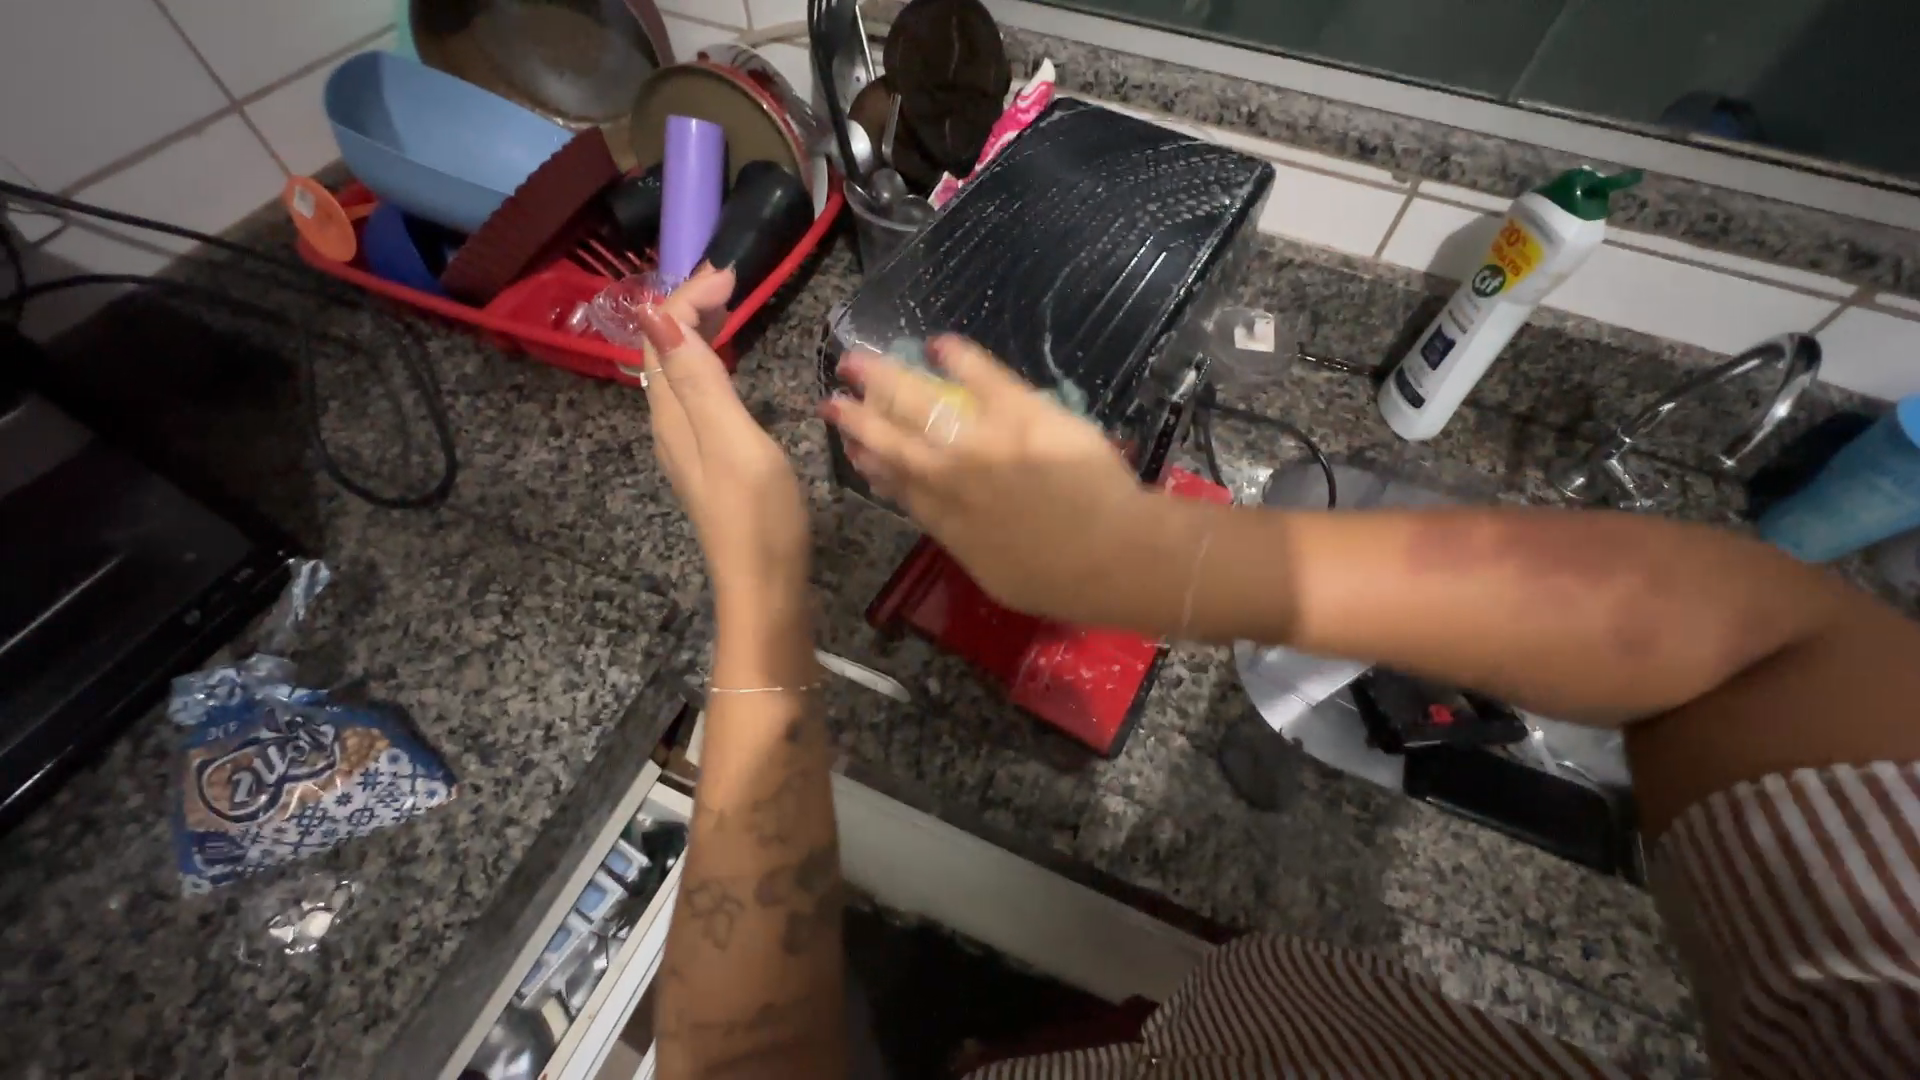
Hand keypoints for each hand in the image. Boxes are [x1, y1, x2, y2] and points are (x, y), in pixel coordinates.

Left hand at [636, 268, 809, 607]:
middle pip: (664, 352)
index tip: (731, 276)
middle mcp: (670, 426)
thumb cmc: (759, 516)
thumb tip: (657, 315)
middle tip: (730, 283)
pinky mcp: (709, 463)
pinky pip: (696, 397)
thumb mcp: (734, 442)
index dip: (686, 299)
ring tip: (729, 310)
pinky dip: (709, 366)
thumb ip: (700, 382)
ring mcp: (689, 447)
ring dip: (696, 334)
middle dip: (686, 309)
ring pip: (679, 375)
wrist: (766, 587)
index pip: (661, 336)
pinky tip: (730, 369)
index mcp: (672, 415)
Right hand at [822, 336, 1195, 629]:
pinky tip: (938, 343)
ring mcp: (983, 443)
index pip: (897, 484)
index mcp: (947, 522)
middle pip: (894, 441)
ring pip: (922, 406)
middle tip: (832, 398)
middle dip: (858, 417)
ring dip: (885, 381)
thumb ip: (965, 542)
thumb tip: (946, 519)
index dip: (870, 462)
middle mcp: (952, 479)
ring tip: (858, 362)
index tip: (851, 446)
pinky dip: (959, 359)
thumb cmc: (1061, 580)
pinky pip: (983, 378)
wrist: (1113, 555)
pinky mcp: (1021, 415)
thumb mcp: (996, 576)